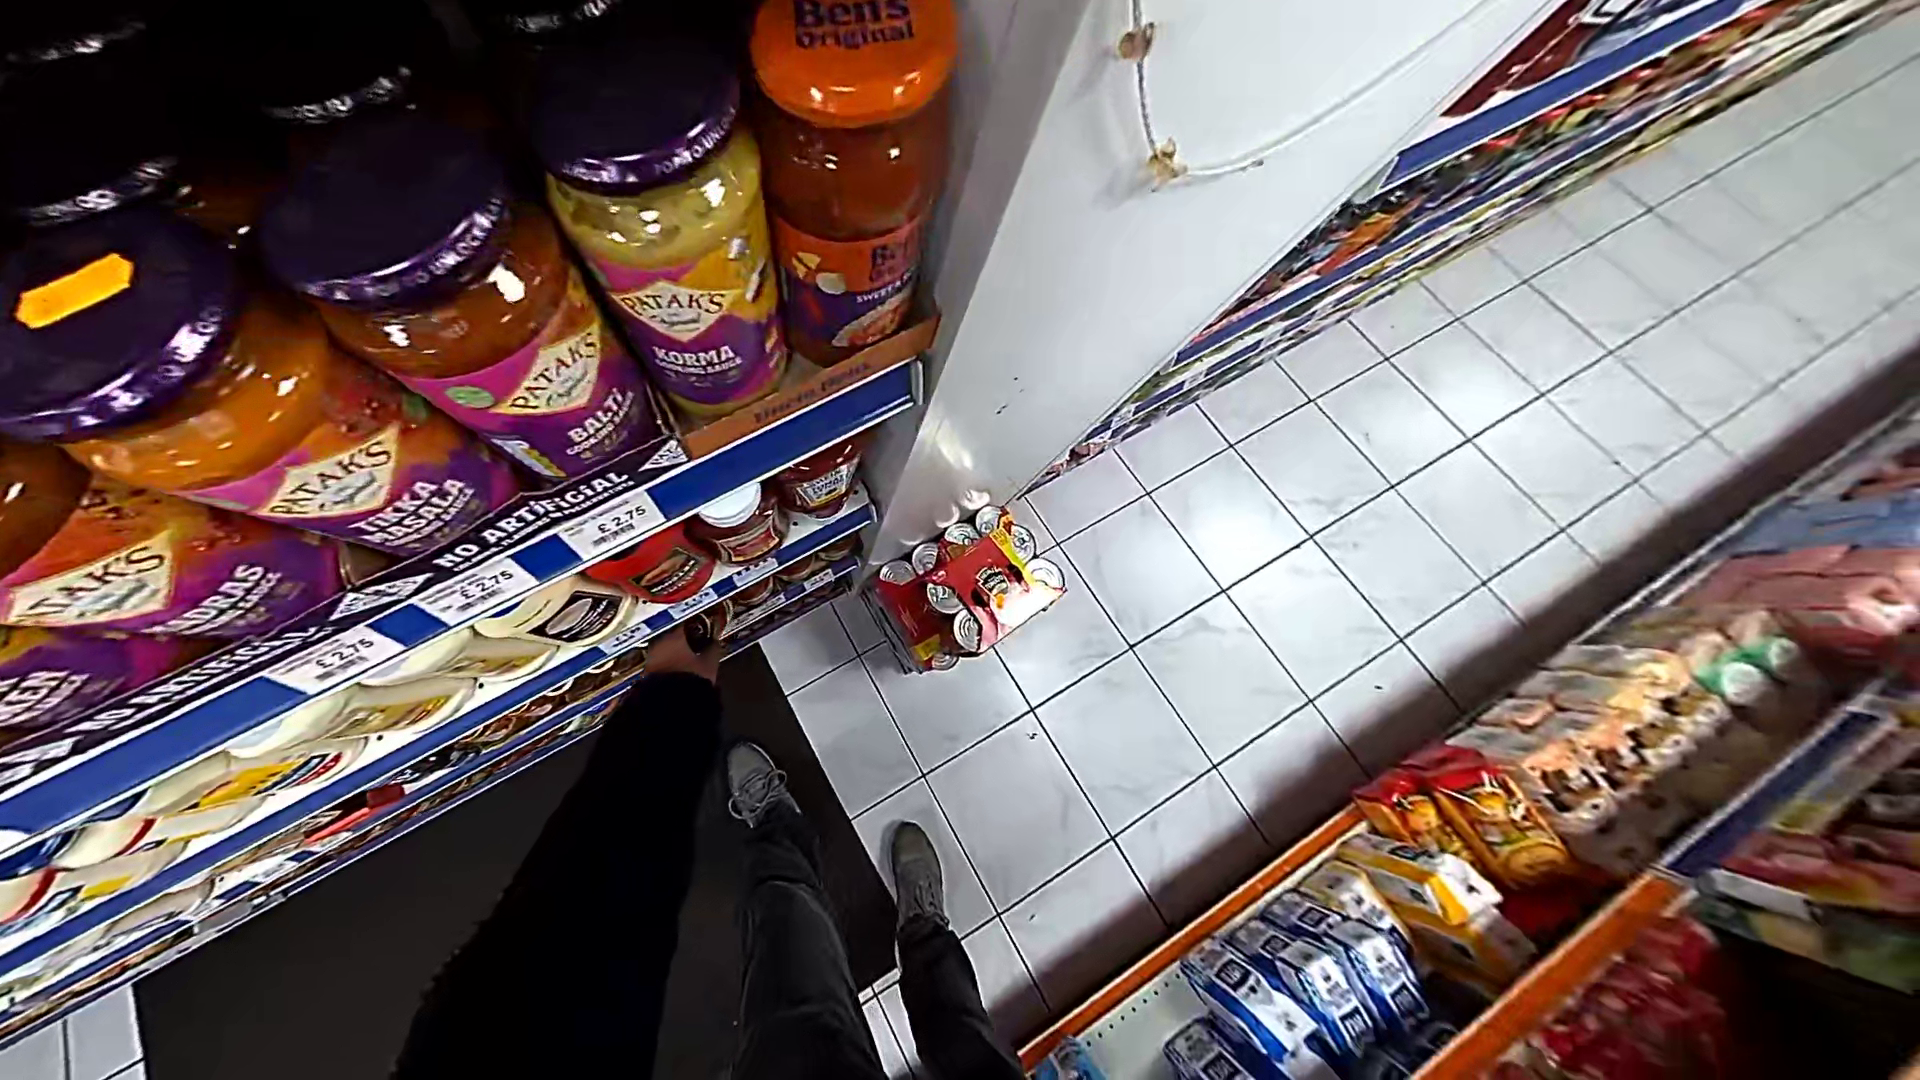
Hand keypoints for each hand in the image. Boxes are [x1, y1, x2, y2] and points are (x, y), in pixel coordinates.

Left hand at [645, 623, 719, 683]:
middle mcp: (657, 646)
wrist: (671, 706)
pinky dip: (670, 665)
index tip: (701, 626)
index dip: (693, 624)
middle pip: (671, 636)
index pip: (683, 624)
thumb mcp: (709, 662)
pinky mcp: (647, 677)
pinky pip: (661, 665)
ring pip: (664, 651)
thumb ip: (713, 648)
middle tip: (695, 642)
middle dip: (682, 639)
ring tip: (689, 658)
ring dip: (675, 653)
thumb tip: (715, 641)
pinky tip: (680, 671)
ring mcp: (650, 662)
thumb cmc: (691, 678)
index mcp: (673, 637)